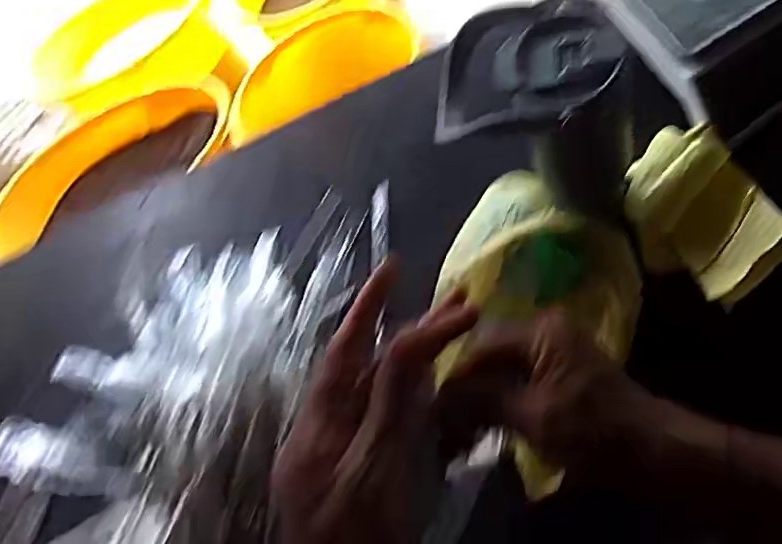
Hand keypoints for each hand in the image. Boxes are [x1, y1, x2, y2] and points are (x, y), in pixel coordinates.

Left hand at [271, 257, 477, 543]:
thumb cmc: (357, 539)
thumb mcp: (374, 470)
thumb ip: (392, 400)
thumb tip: (412, 337)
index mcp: (318, 429)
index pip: (346, 352)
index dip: (368, 305)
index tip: (394, 266)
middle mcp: (331, 432)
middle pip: (373, 365)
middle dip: (416, 328)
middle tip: (460, 299)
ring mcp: (352, 451)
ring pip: (390, 388)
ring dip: (426, 353)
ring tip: (463, 319)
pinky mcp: (373, 469)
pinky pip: (400, 416)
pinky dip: (425, 388)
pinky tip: (449, 372)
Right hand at [436, 310, 679, 481]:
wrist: (644, 444)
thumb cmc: (590, 427)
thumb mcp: (534, 416)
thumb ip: (486, 399)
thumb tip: (441, 394)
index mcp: (541, 329)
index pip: (483, 342)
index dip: (455, 375)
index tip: (428, 407)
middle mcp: (546, 328)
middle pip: (492, 353)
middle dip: (466, 388)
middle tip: (440, 425)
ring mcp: (555, 348)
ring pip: (504, 368)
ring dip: (482, 398)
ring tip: (457, 432)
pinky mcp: (560, 370)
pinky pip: (521, 377)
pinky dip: (502, 400)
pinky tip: (484, 427)